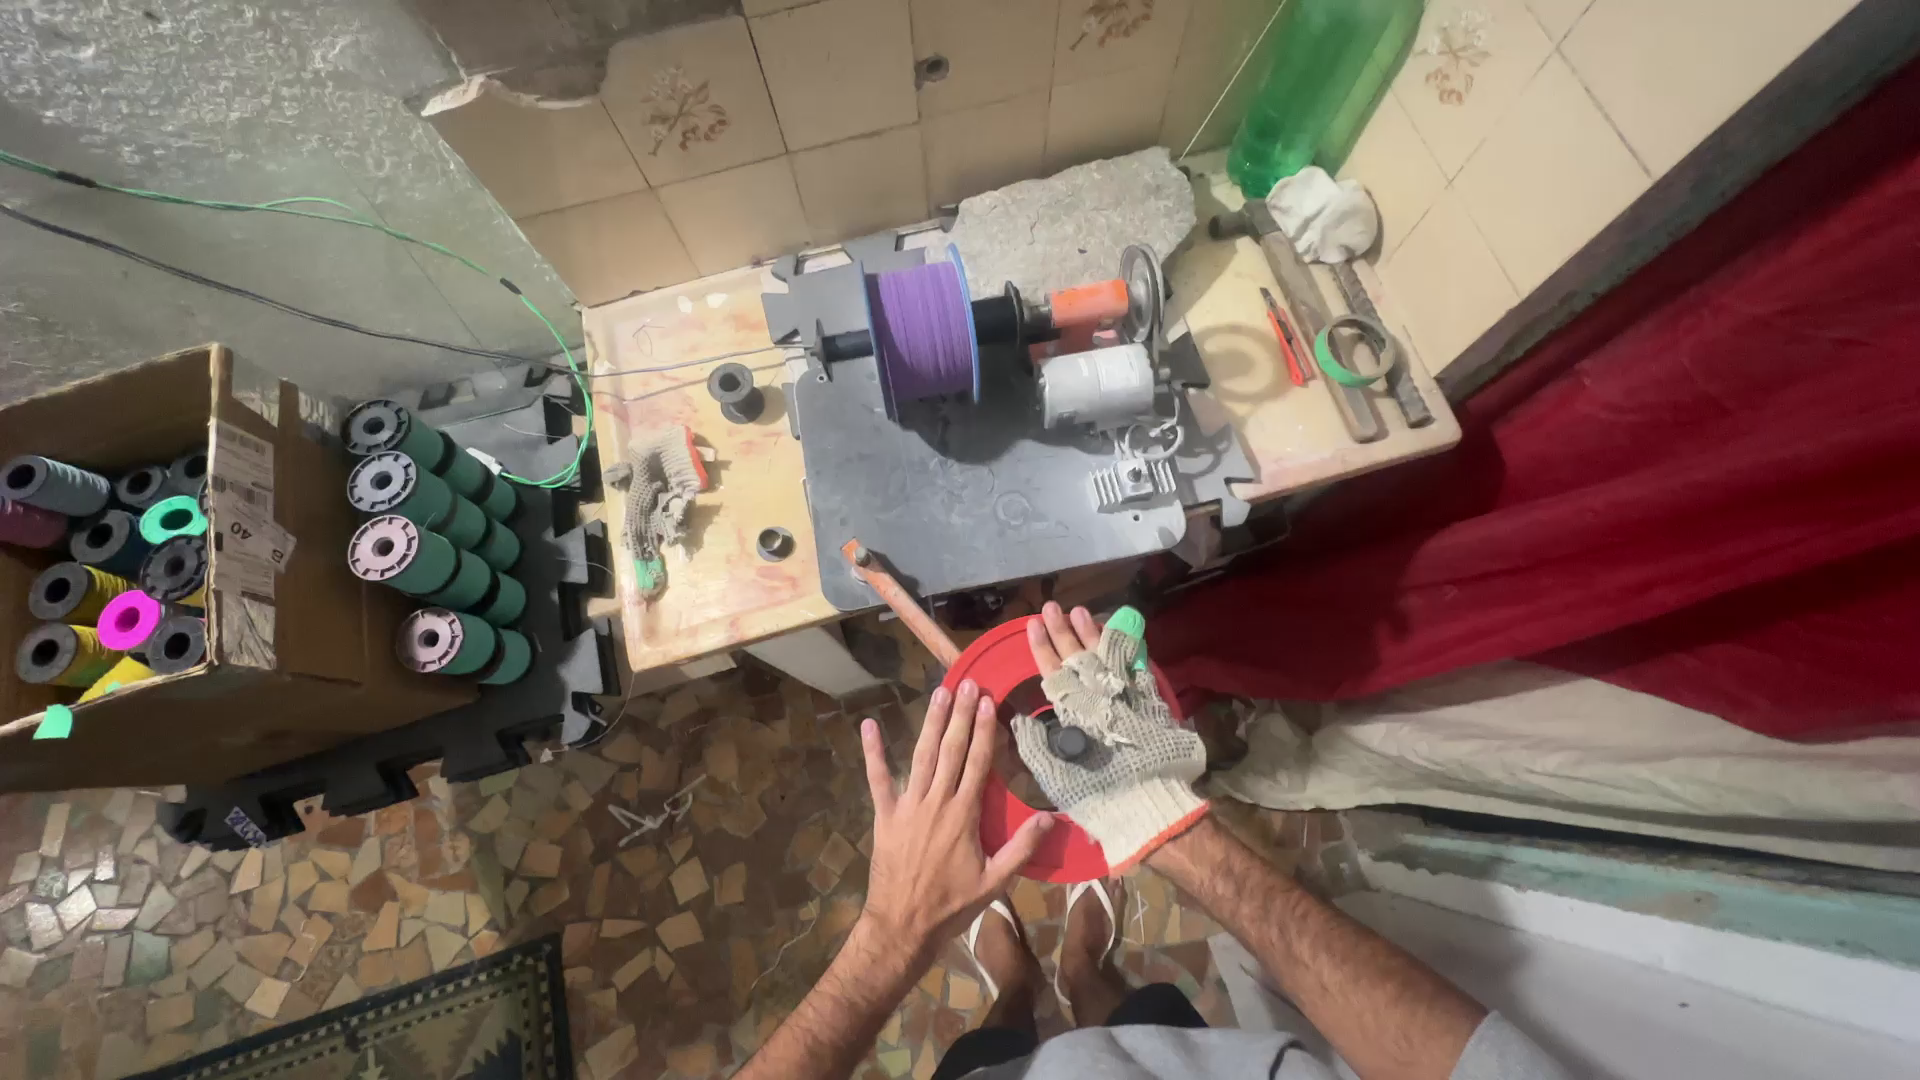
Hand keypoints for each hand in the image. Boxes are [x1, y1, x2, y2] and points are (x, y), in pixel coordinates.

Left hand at [859, 679, 1053, 961]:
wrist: (903, 926)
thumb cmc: (952, 904)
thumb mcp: (995, 882)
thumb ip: (1022, 848)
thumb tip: (1052, 817)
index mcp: (964, 814)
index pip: (977, 762)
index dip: (983, 730)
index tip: (987, 702)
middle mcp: (936, 801)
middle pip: (950, 750)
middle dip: (960, 715)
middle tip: (967, 684)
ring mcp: (907, 805)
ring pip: (921, 755)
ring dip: (930, 722)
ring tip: (939, 693)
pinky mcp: (884, 815)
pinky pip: (877, 779)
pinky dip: (873, 752)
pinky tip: (868, 726)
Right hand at [1017, 602, 1208, 871]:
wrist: (1147, 804)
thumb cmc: (1096, 794)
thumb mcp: (1054, 774)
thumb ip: (1035, 744)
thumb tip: (1019, 720)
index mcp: (1072, 712)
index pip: (1052, 670)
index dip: (1041, 647)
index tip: (1032, 624)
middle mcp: (1097, 697)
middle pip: (1076, 656)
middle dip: (1061, 631)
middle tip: (1051, 607)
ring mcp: (1125, 696)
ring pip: (1105, 655)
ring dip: (1091, 632)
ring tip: (1080, 612)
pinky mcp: (1149, 701)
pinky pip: (1135, 667)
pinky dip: (1125, 648)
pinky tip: (1118, 633)